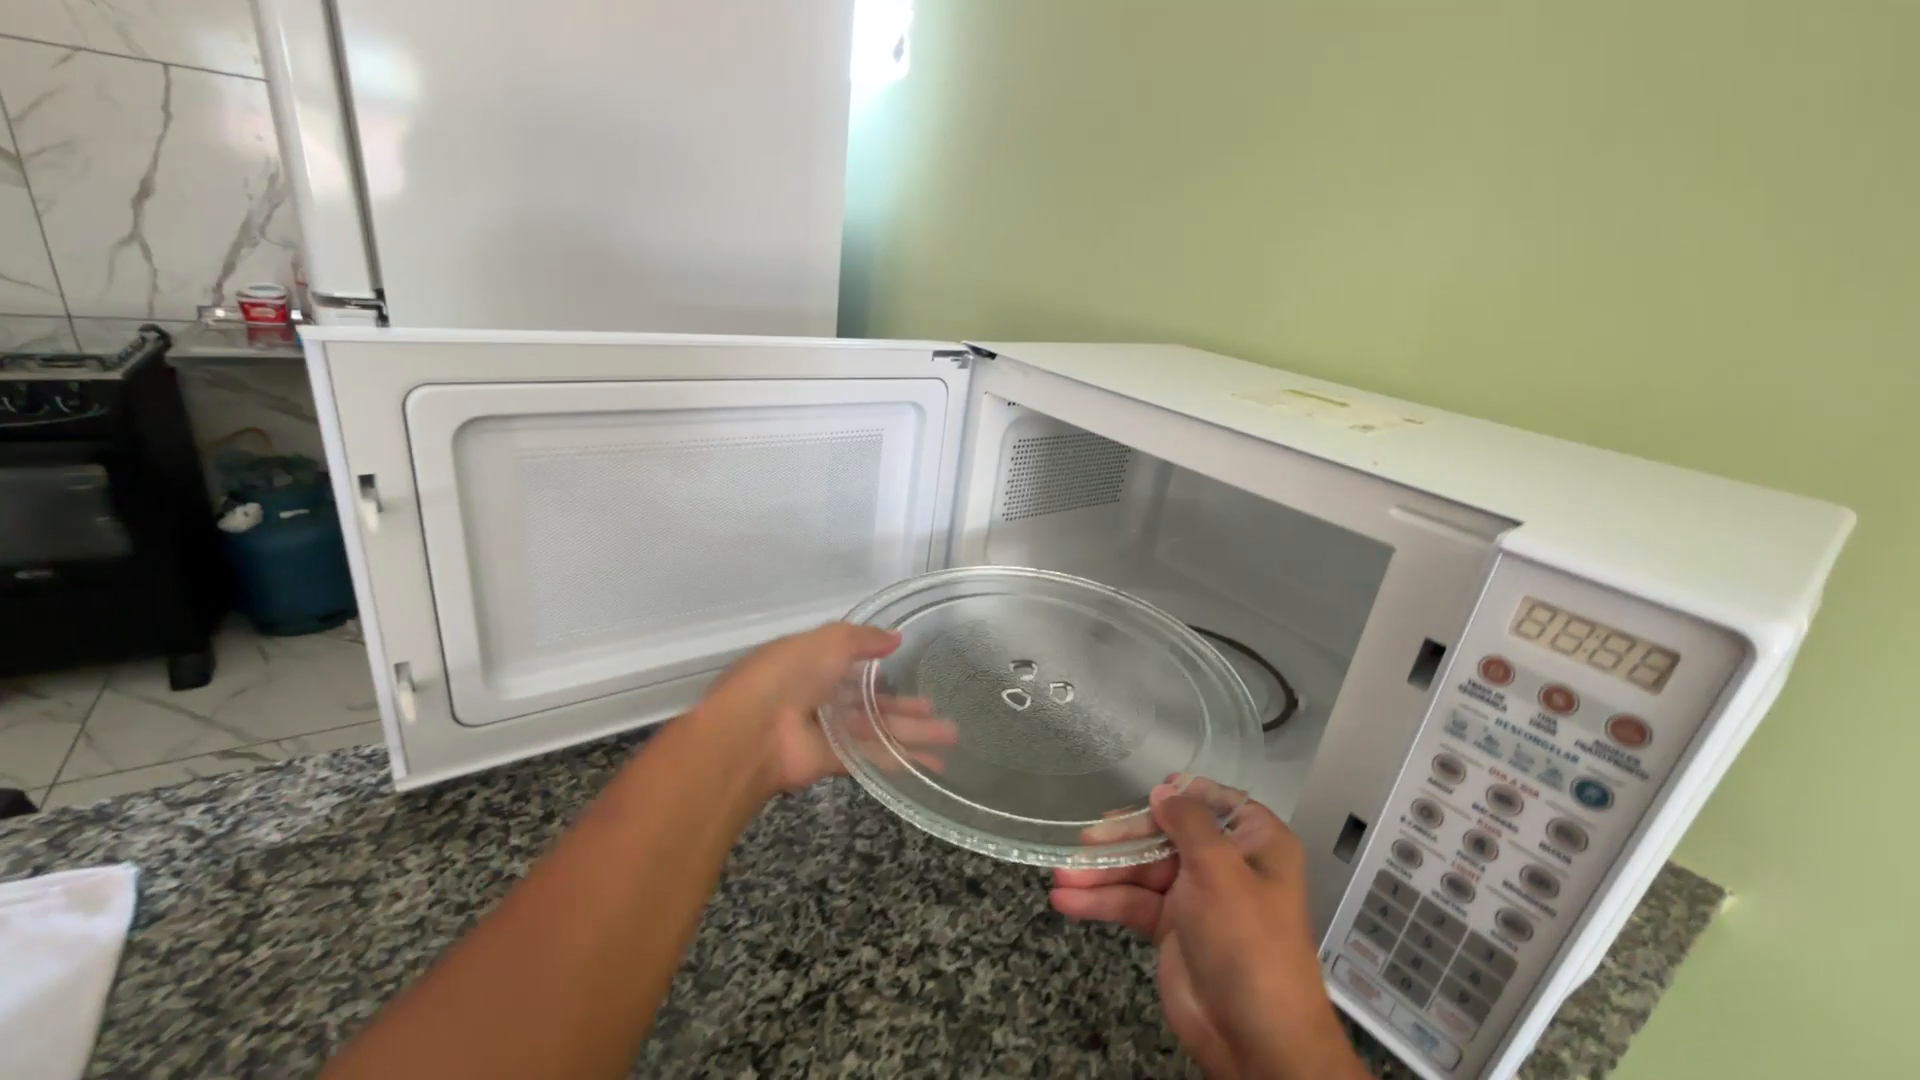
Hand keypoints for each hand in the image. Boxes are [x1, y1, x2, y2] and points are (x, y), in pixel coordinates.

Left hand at [696, 623, 953, 795]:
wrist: (753, 730)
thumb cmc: (788, 675)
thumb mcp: (828, 641)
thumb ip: (863, 639)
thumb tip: (895, 638)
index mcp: (813, 665)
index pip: (854, 668)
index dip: (884, 671)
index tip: (912, 673)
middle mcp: (821, 699)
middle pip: (873, 705)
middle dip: (908, 710)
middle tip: (944, 714)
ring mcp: (827, 732)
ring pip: (878, 733)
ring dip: (914, 735)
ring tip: (951, 737)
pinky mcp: (831, 762)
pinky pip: (871, 759)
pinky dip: (899, 762)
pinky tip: (929, 766)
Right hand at [1050, 786, 1364, 1079]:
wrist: (1253, 1035)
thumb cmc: (1246, 939)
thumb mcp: (1220, 870)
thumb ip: (1189, 823)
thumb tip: (1164, 790)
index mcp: (1253, 842)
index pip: (1213, 802)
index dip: (1178, 795)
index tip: (1144, 792)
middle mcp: (1224, 863)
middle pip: (1165, 835)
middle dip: (1123, 839)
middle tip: (1084, 841)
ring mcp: (1195, 896)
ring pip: (1141, 870)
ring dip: (1101, 873)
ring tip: (1062, 877)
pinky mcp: (1170, 927)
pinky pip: (1132, 903)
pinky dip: (1101, 901)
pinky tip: (1067, 901)